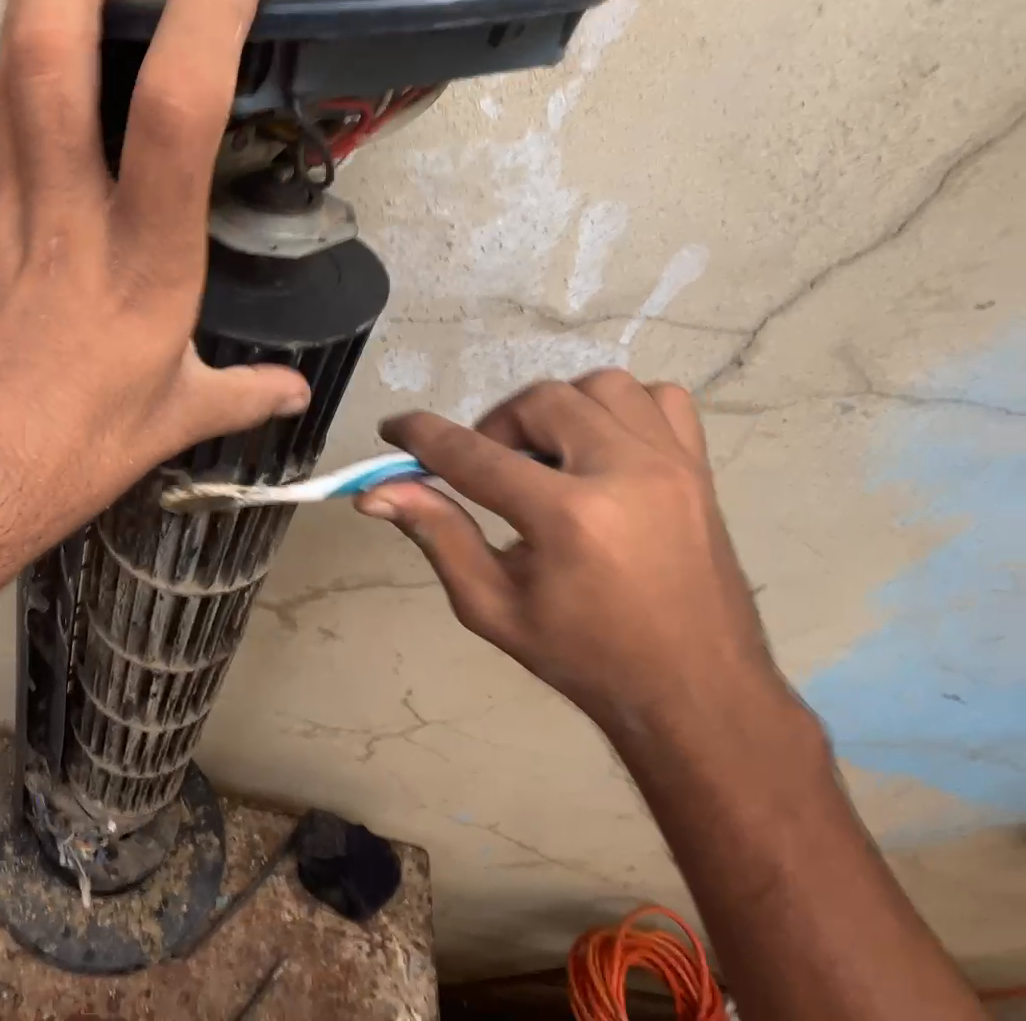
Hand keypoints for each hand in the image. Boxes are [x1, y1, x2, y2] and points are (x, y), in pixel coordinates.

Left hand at [0, 0, 309, 557]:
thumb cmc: (66, 456)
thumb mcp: (170, 424)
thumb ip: (239, 393)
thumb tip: (289, 390)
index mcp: (143, 265)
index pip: (179, 107)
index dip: (212, 6)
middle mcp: (67, 218)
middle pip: (53, 53)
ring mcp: (2, 216)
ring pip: (5, 77)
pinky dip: (0, 92)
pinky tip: (13, 83)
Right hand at [358, 370, 788, 734]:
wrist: (695, 689)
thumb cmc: (582, 656)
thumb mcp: (490, 605)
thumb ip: (436, 535)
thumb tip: (376, 494)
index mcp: (569, 517)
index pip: (474, 454)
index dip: (421, 436)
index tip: (392, 430)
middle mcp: (627, 473)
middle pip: (540, 402)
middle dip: (493, 427)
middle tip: (481, 472)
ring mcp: (674, 464)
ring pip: (600, 387)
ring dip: (554, 411)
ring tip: (539, 458)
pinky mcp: (701, 468)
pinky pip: (659, 398)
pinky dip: (617, 409)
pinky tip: (595, 450)